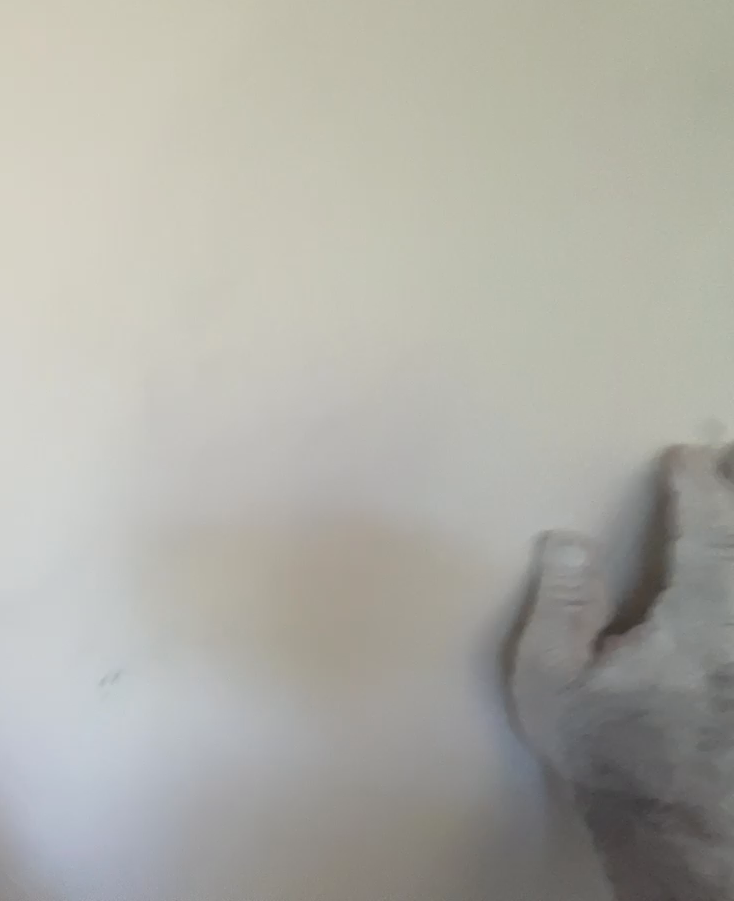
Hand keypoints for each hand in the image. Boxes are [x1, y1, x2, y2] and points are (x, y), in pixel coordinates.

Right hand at [512, 444, 733, 894]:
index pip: (704, 542)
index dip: (697, 493)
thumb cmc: (600, 741)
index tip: (687, 453)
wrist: (678, 820)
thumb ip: (565, 604)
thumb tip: (569, 537)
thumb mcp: (552, 674)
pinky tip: (733, 554)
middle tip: (733, 447)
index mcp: (694, 626)